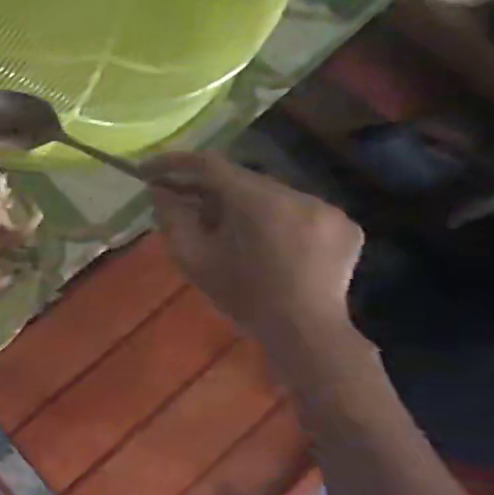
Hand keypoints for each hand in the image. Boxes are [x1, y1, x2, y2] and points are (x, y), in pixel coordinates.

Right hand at [144, 152, 363, 337]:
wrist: (306, 332)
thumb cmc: (242, 295)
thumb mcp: (192, 257)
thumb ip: (172, 216)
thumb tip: (160, 189)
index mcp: (258, 202)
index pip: (209, 164)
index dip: (174, 162)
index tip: (148, 170)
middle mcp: (296, 195)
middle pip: (240, 179)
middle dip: (207, 187)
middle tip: (181, 201)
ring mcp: (326, 209)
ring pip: (269, 193)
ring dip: (242, 202)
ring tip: (224, 226)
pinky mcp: (345, 224)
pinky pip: (297, 208)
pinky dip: (274, 216)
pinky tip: (264, 239)